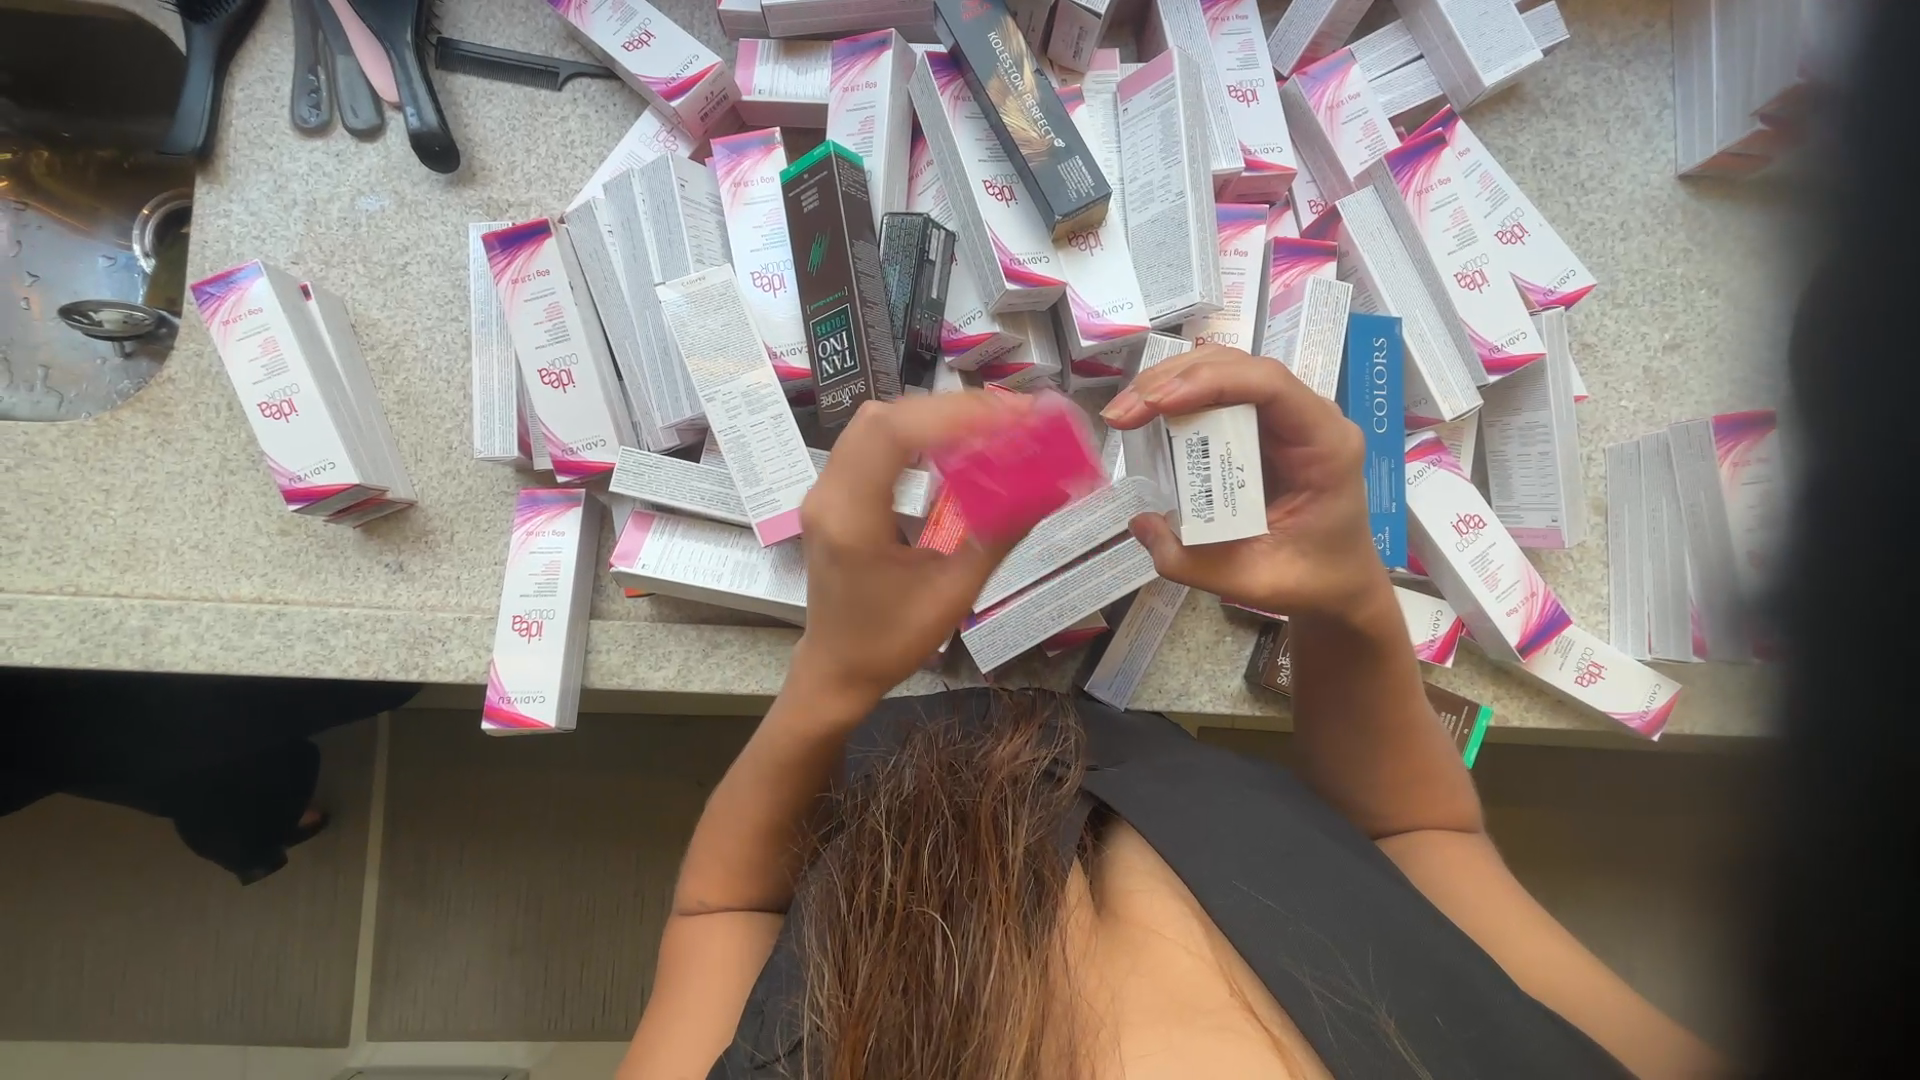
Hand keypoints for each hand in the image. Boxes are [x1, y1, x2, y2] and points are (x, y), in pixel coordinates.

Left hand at [791, 392, 1031, 704]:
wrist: (837, 669)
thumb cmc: (890, 642)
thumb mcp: (953, 594)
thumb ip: (998, 536)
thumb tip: (1049, 488)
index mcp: (851, 520)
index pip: (894, 436)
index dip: (953, 416)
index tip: (1011, 417)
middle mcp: (828, 494)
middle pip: (882, 419)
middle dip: (949, 410)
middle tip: (1009, 417)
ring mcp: (824, 491)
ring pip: (875, 425)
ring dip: (931, 418)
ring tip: (989, 426)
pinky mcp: (832, 494)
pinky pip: (871, 443)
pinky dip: (915, 433)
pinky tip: (952, 444)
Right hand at [1101, 345, 1385, 621]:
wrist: (1338, 581)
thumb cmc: (1307, 580)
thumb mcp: (1246, 582)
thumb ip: (1187, 561)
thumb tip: (1141, 521)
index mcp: (1324, 447)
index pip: (1270, 386)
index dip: (1210, 383)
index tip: (1156, 405)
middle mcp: (1308, 417)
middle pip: (1240, 367)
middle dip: (1174, 380)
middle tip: (1121, 413)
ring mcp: (1285, 416)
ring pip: (1226, 370)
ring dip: (1170, 381)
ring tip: (1125, 410)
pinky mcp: (1262, 424)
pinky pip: (1220, 393)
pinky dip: (1178, 395)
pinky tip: (1147, 411)